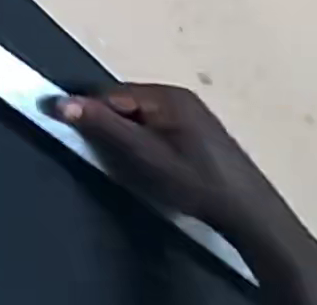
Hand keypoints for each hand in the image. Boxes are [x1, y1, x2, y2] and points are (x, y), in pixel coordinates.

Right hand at [51, 85, 316, 304]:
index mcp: (166, 94)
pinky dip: (149, 140)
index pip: (108, 94)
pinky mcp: (200, 130)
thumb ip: (101, 125)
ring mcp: (193, 112)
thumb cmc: (198, 185)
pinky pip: (158, 125)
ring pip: (140, 115)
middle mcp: (179, 96)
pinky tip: (161, 164)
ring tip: (144, 164)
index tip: (89, 140)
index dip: (95, 116)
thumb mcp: (143, 155)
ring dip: (132, 135)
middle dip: (116, 127)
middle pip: (124, 103)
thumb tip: (60, 102)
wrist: (256, 222)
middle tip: (123, 157)